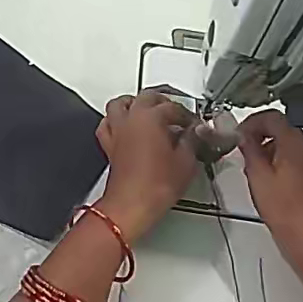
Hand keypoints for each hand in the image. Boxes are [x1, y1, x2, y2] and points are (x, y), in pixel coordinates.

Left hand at [95, 91, 199, 240]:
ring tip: (149, 111)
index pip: (173, 107)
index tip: (194, 124)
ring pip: (121, 104)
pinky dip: (116, 121)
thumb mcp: (186, 161)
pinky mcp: (109, 145)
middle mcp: (131, 119)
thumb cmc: (155, 185)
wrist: (132, 205)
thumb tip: (194, 133)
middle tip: (177, 112)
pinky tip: (126, 127)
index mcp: (150, 117)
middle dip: (163, 101)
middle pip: (146, 97)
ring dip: (135, 103)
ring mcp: (117, 131)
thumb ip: (192, 140)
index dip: (187, 115)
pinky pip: (108, 124)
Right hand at [238, 110, 302, 240]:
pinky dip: (277, 162)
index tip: (239, 133)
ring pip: (287, 144)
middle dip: (259, 135)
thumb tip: (244, 137)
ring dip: (267, 148)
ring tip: (250, 165)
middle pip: (282, 128)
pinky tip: (264, 179)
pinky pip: (293, 160)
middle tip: (242, 147)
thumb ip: (250, 150)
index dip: (252, 122)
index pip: (273, 117)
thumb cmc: (287, 209)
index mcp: (295, 144)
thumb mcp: (258, 175)